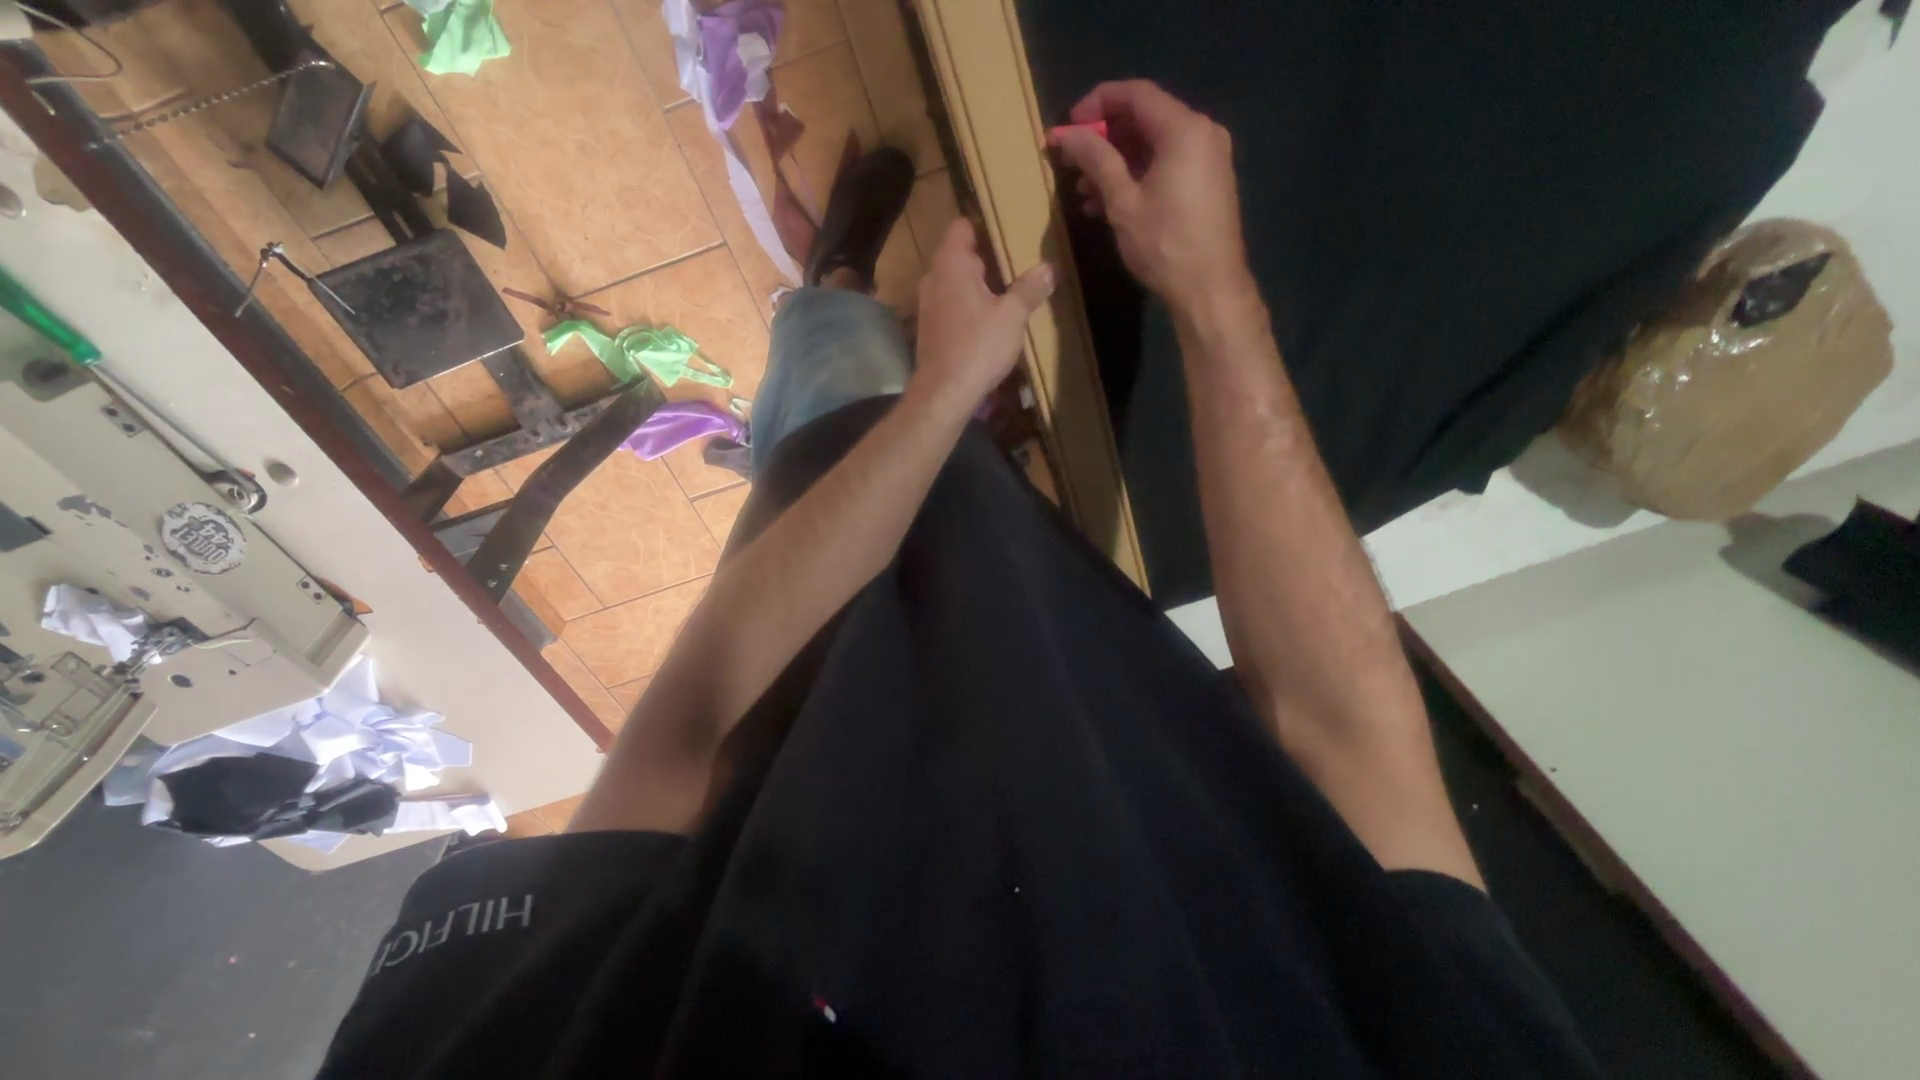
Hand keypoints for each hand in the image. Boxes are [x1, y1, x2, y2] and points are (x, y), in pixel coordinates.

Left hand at [910, 218, 1053, 409]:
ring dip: (978, 284)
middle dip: (986, 257)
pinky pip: (951, 304)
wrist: (944, 392)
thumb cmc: (978, 346)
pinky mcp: (930, 328)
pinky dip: (968, 304)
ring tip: (1007, 289)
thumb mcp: (1012, 316)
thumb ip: (1029, 289)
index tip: (1007, 230)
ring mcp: (928, 304)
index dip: (983, 225)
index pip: (961, 227)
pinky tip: (989, 318)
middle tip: (1016, 260)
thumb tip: (1047, 268)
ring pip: (955, 282)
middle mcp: (933, 278)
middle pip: (959, 255)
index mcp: (951, 265)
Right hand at [1052, 80, 1249, 313]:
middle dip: (1104, 137)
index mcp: (1184, 129)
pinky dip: (1137, 176)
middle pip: (1145, 118)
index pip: (1136, 94)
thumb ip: (1096, 159)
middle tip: (1072, 159)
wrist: (1210, 289)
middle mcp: (1203, 134)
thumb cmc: (1165, 244)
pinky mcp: (1208, 184)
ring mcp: (1209, 159)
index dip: (1097, 103)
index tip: (1068, 125)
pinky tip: (1106, 204)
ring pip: (1154, 145)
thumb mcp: (1122, 201)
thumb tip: (1067, 134)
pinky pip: (1167, 165)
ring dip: (1116, 162)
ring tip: (1083, 190)